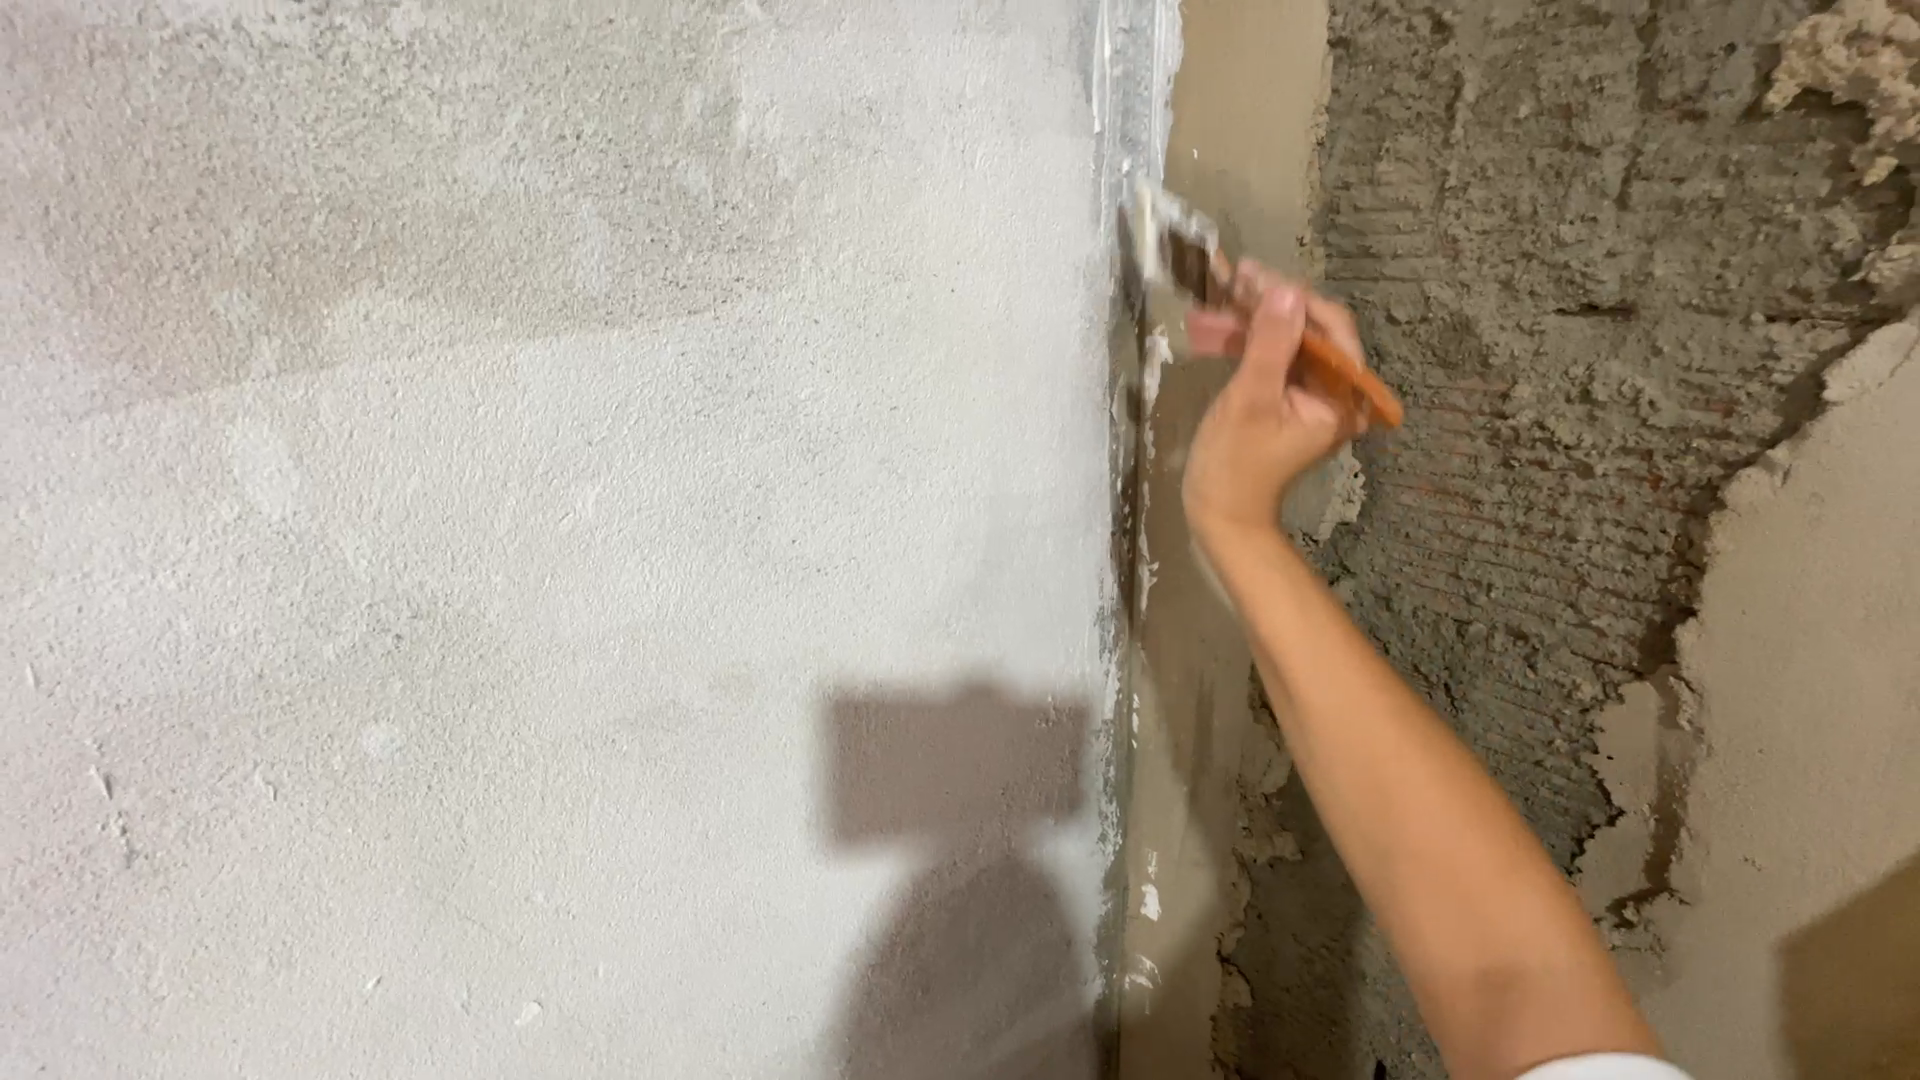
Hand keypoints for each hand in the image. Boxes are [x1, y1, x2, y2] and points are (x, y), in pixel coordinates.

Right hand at [1181, 262, 1369, 546]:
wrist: (1219, 514)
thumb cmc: (1234, 464)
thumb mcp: (1250, 400)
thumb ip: (1269, 345)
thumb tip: (1283, 290)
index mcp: (1342, 397)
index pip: (1331, 330)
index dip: (1294, 299)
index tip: (1254, 276)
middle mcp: (1337, 393)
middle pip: (1310, 332)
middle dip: (1271, 304)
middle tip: (1234, 276)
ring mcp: (1311, 398)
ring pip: (1288, 342)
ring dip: (1254, 318)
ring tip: (1221, 293)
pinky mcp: (1286, 401)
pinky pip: (1274, 360)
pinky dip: (1249, 341)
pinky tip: (1221, 324)